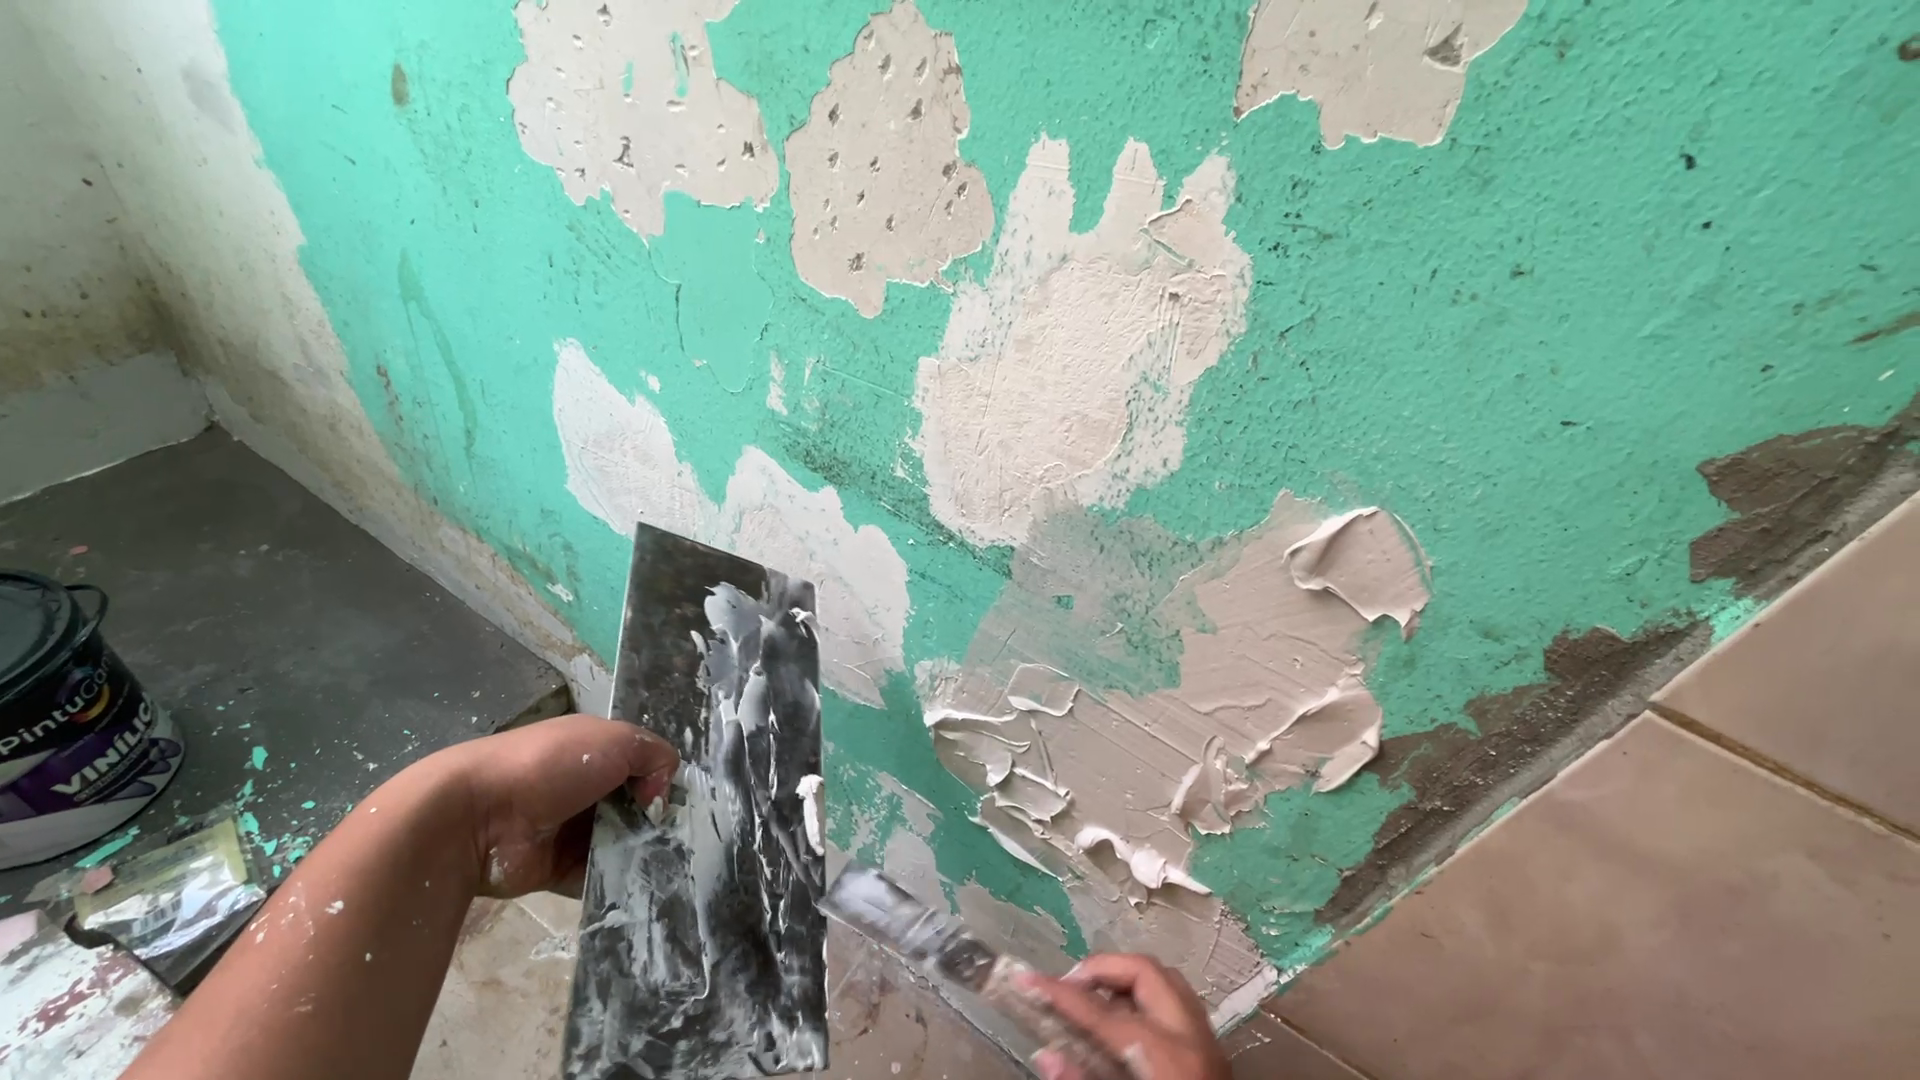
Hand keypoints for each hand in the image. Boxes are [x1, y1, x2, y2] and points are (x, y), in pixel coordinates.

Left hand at [425, 713, 677, 897]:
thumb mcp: (615, 740)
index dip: (662, 778)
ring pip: (622, 842)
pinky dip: (620, 881)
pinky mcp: (560, 870)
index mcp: (593, 750)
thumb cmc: (549, 765)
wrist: (476, 817)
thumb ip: (655, 755)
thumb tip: (662, 793)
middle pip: (636, 805)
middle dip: (658, 819)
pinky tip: (647, 884)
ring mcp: (571, 831)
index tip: (678, 798)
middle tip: (682, 835)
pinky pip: (600, 876)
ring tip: (671, 863)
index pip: (642, 763)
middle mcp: (584, 788)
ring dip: (643, 851)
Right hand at [1023, 954, 1231, 1079]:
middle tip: (1065, 988)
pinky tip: (1123, 1021)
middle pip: (1143, 972)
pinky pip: (1177, 1001)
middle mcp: (1192, 1039)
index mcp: (1168, 1060)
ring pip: (1165, 978)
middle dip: (1099, 970)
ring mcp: (1208, 1042)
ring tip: (1091, 998)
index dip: (1061, 995)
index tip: (1027, 981)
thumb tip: (1046, 1056)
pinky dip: (1146, 997)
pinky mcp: (1213, 1052)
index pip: (1103, 1014)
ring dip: (1125, 978)